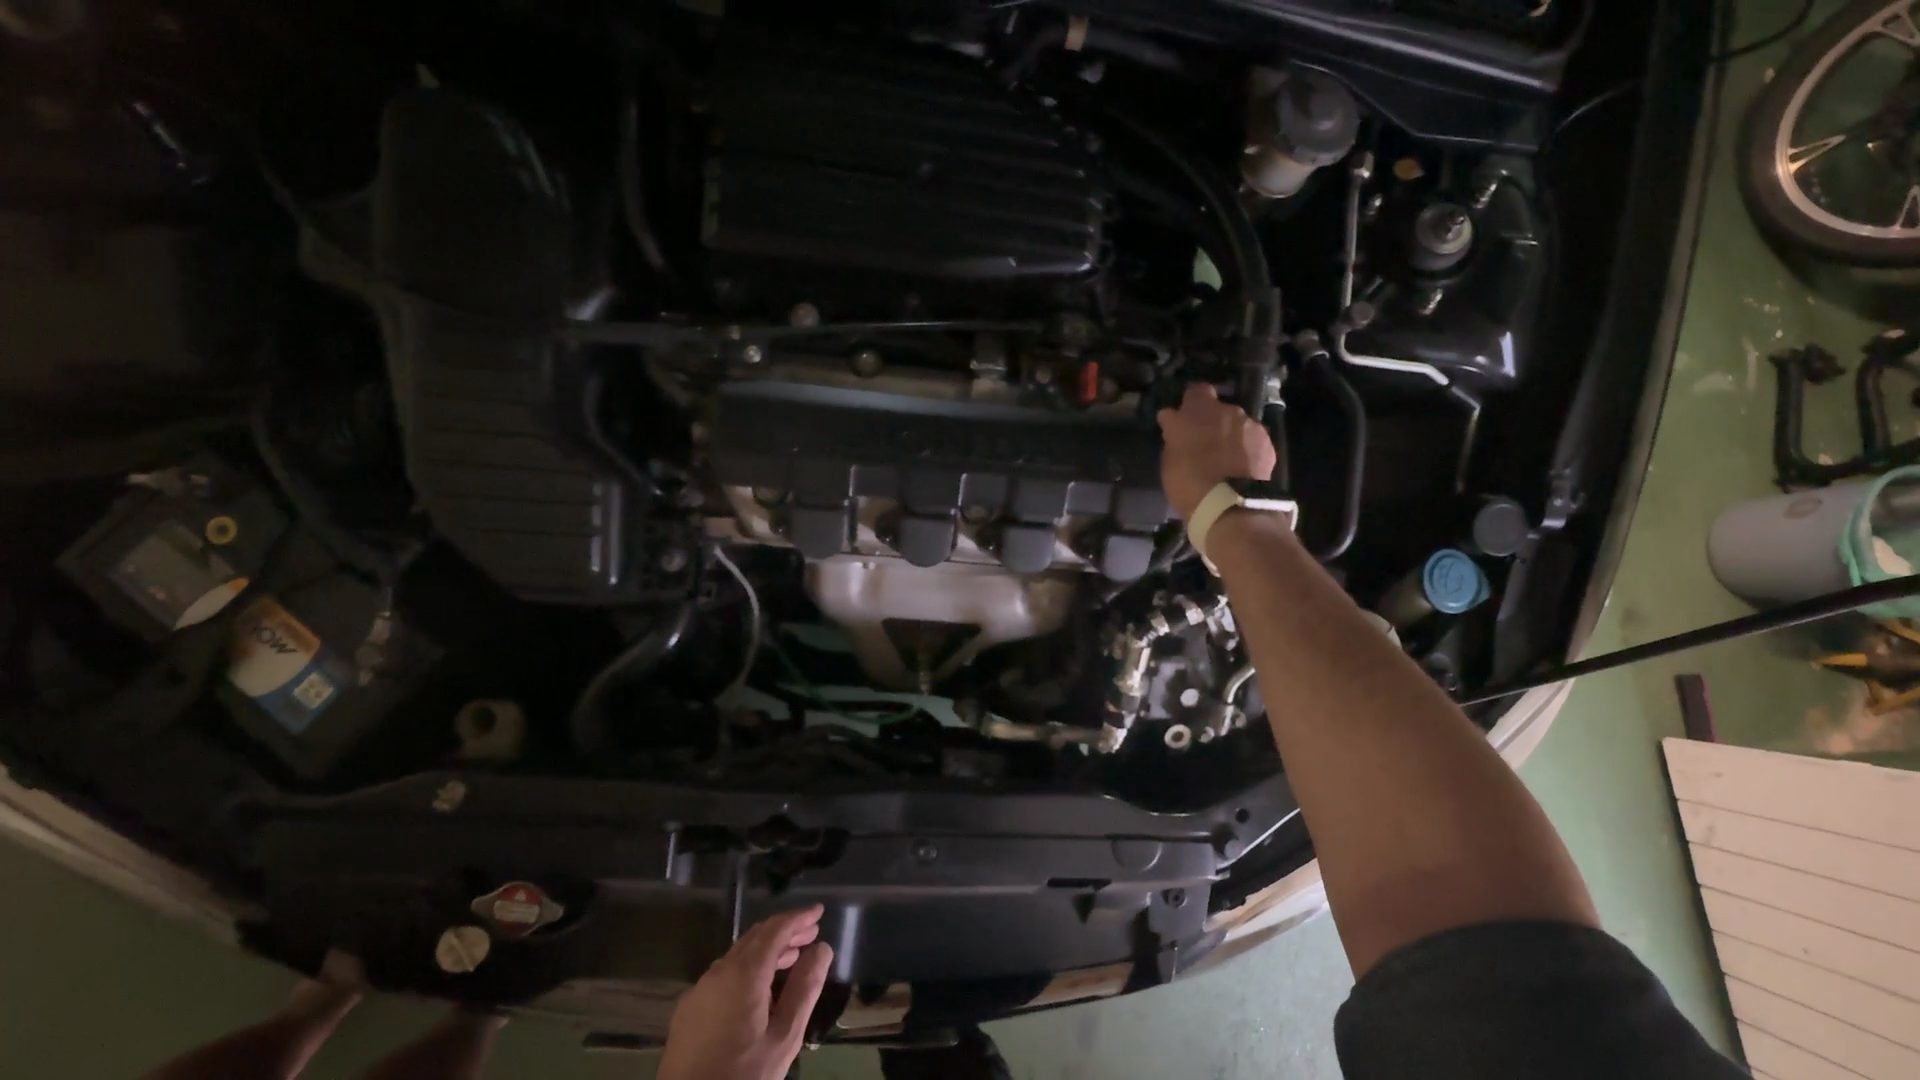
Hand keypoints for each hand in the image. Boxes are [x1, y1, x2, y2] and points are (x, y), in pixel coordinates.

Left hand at [658, 906, 835, 1079]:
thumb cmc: (743, 1076)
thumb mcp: (784, 1037)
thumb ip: (804, 989)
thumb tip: (821, 948)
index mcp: (743, 974)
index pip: (775, 930)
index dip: (798, 918)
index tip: (819, 911)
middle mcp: (718, 972)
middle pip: (755, 938)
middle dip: (784, 931)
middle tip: (811, 933)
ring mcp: (699, 990)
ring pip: (737, 955)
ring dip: (766, 950)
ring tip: (792, 957)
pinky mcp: (688, 1010)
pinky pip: (723, 974)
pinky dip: (747, 968)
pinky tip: (759, 987)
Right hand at [1155, 383, 1276, 520]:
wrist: (1229, 504)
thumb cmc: (1188, 481)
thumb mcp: (1169, 457)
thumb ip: (1174, 434)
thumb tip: (1173, 419)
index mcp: (1198, 409)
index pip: (1196, 391)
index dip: (1192, 404)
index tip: (1186, 418)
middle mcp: (1227, 410)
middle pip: (1219, 409)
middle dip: (1212, 422)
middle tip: (1205, 443)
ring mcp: (1250, 425)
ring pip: (1238, 425)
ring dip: (1231, 435)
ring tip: (1226, 459)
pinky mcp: (1267, 443)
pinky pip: (1253, 441)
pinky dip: (1247, 450)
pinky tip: (1242, 467)